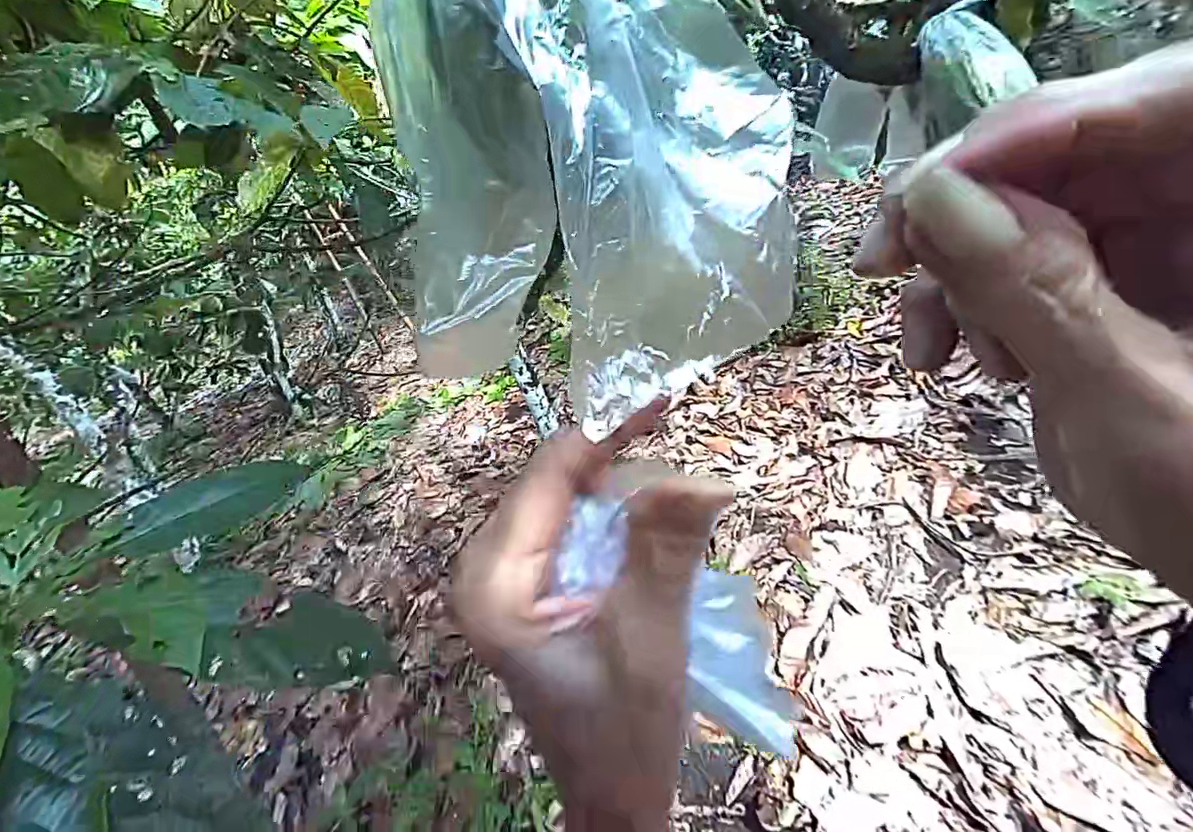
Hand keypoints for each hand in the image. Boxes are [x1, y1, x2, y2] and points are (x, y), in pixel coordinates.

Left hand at [452, 402, 730, 830]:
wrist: (611, 799)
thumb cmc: (625, 733)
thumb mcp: (651, 636)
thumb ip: (666, 549)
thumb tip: (706, 476)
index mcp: (496, 578)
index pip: (549, 474)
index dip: (605, 431)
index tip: (657, 400)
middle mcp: (485, 565)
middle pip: (552, 479)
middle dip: (612, 452)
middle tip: (666, 422)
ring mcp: (503, 573)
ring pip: (562, 495)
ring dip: (614, 476)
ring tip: (662, 463)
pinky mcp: (525, 582)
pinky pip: (566, 521)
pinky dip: (607, 506)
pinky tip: (642, 505)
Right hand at [855, 37, 1192, 776]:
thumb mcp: (1141, 426)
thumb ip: (1039, 299)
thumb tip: (928, 194)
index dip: (1071, 115)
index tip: (948, 176)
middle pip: (1099, 139)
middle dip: (977, 190)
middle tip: (888, 250)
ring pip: (1039, 191)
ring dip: (956, 253)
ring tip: (927, 336)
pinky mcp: (1128, 272)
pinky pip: (1019, 244)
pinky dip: (962, 290)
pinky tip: (945, 353)